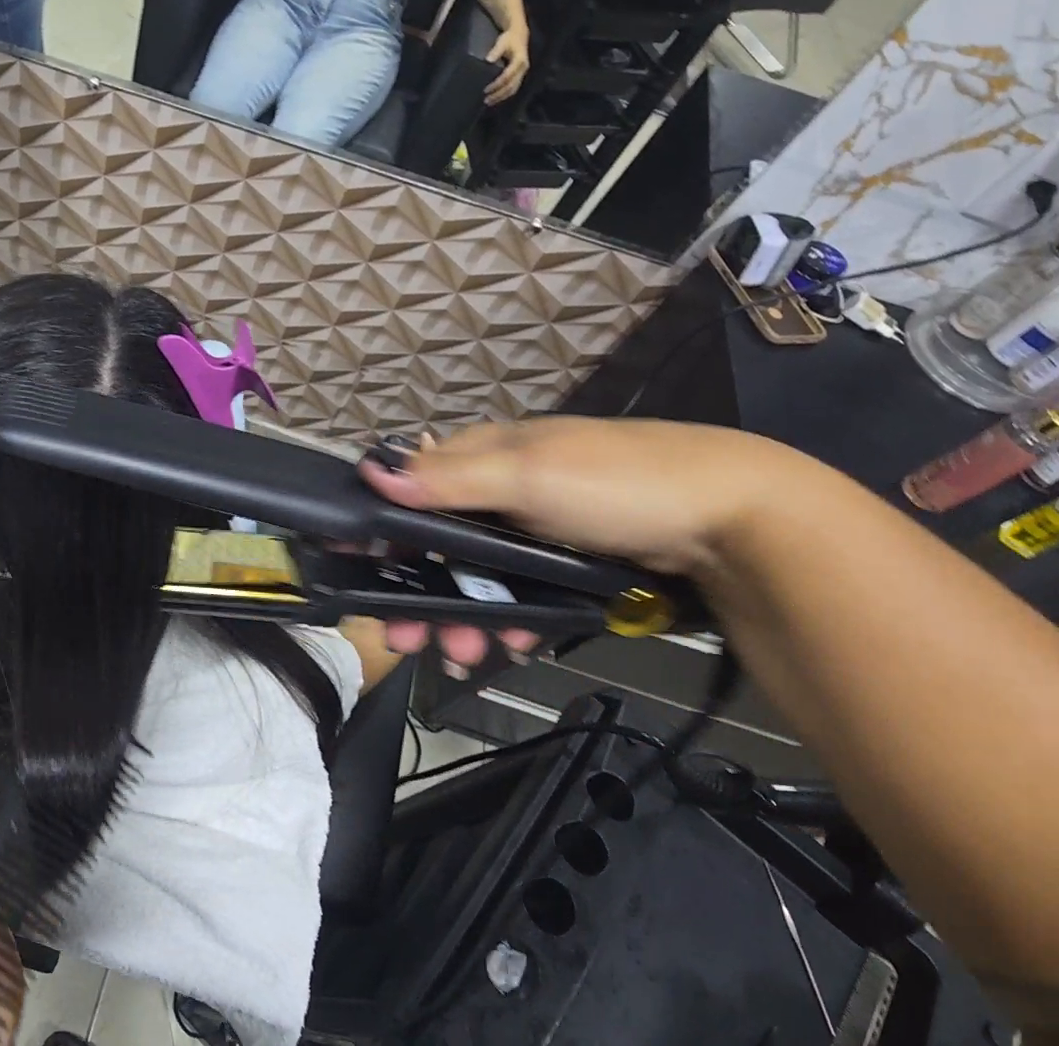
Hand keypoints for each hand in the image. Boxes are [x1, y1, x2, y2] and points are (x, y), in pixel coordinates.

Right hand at [358, 418, 807, 662]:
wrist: (742, 527)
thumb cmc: (622, 486)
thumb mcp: (528, 474)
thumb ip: (446, 478)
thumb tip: (369, 470)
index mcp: (489, 453)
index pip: (413, 488)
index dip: (387, 534)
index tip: (368, 578)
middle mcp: (506, 490)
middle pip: (439, 545)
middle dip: (421, 595)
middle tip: (409, 638)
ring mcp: (539, 530)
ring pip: (477, 578)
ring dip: (461, 618)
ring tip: (462, 655)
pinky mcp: (570, 566)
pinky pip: (519, 597)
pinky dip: (508, 623)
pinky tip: (512, 645)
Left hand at [483, 26, 529, 104]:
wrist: (519, 35)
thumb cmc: (509, 38)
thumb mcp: (502, 42)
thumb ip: (496, 51)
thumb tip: (488, 60)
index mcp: (519, 60)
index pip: (507, 76)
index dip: (497, 84)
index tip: (486, 90)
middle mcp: (523, 68)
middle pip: (511, 86)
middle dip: (498, 94)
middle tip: (485, 100)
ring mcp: (522, 73)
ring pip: (513, 89)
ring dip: (501, 97)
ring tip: (488, 102)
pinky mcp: (519, 75)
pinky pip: (513, 88)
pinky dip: (504, 95)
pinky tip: (495, 99)